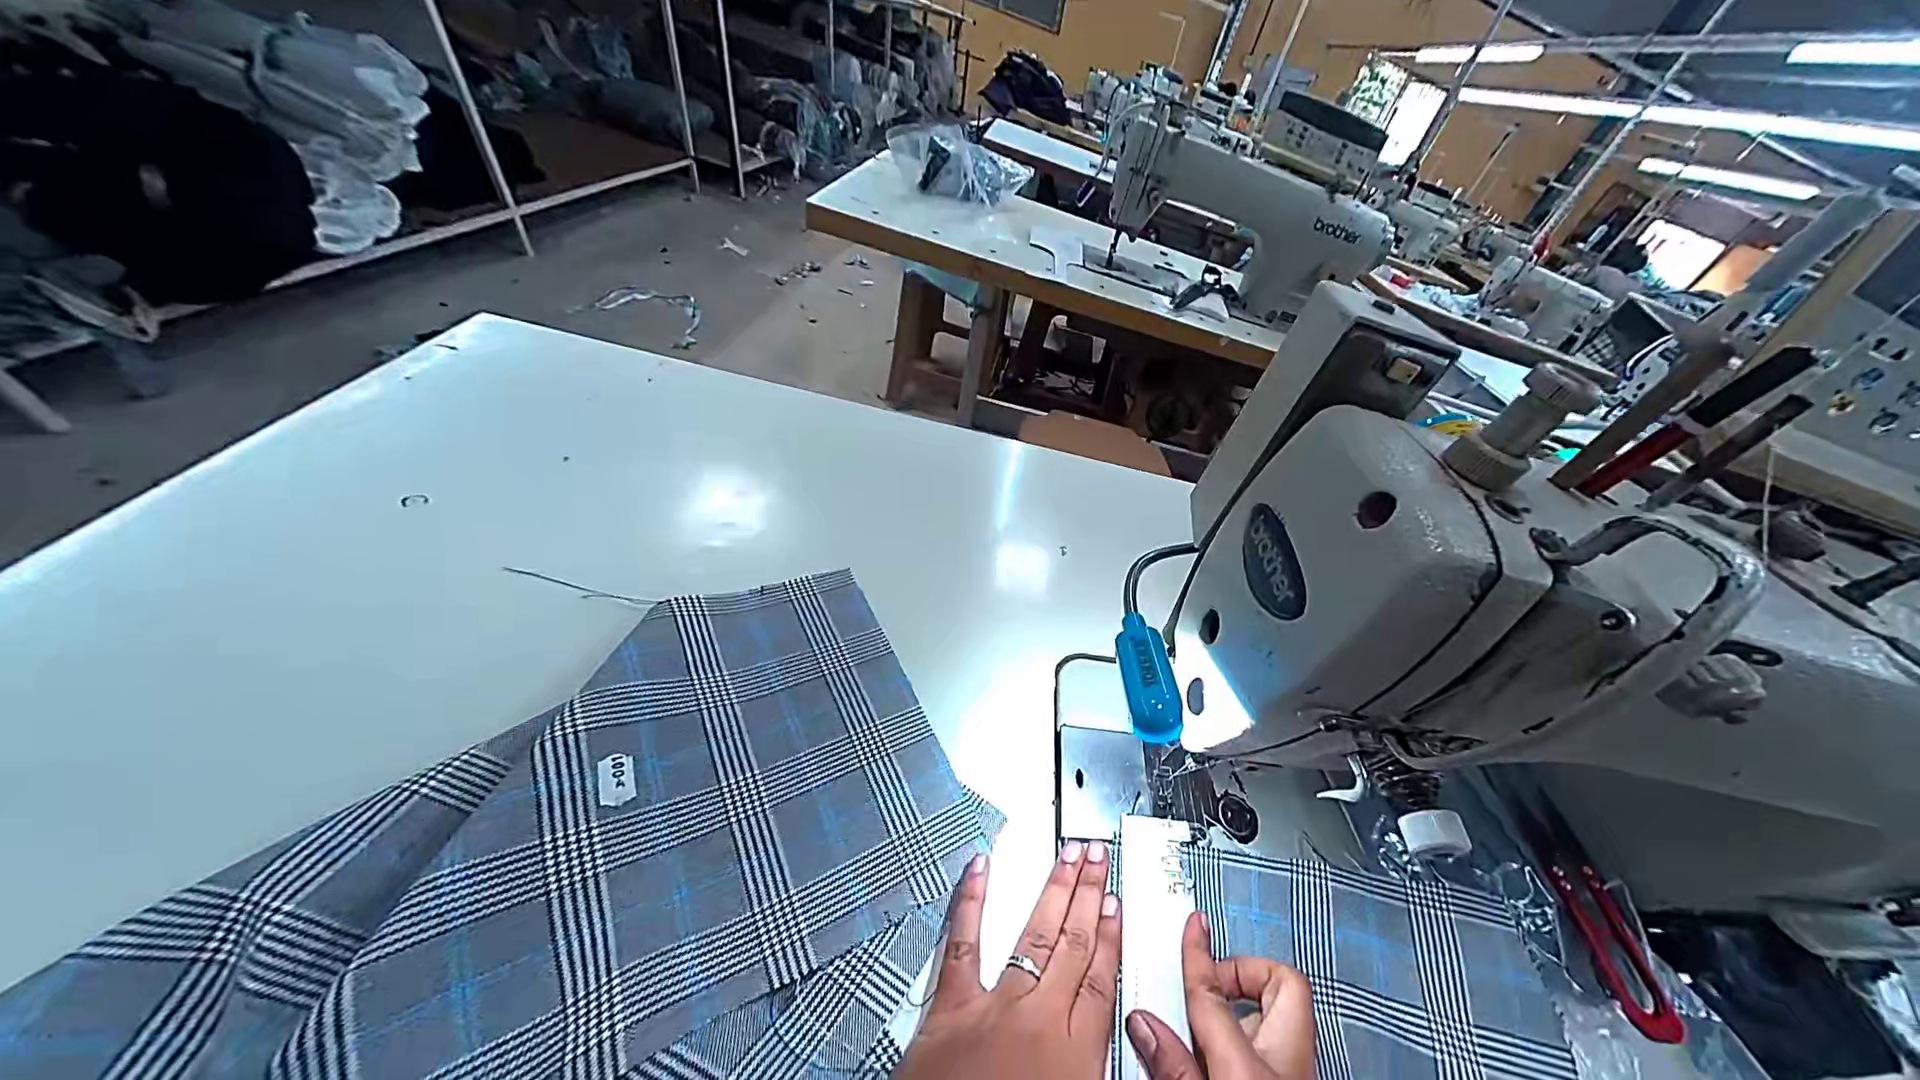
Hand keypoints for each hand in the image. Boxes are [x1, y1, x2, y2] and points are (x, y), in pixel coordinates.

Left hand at [898, 840, 1120, 1079]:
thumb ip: (1095, 1071)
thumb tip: (1128, 1050)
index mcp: (1071, 1058)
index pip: (1101, 982)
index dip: (1110, 938)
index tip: (1115, 905)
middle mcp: (1037, 1022)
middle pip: (1073, 946)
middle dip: (1088, 895)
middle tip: (1097, 858)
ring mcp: (994, 1007)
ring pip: (1033, 936)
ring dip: (1053, 890)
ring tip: (1066, 855)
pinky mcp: (951, 1005)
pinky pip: (962, 941)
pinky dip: (971, 899)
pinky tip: (980, 867)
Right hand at [1126, 911, 1314, 1079]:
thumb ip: (1172, 1064)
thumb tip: (1143, 1023)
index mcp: (1254, 1064)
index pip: (1215, 989)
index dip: (1197, 952)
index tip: (1192, 926)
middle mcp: (1288, 1062)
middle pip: (1280, 983)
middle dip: (1241, 973)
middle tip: (1204, 982)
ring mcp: (1298, 1074)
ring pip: (1280, 1014)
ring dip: (1244, 1007)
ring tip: (1206, 1020)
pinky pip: (1277, 1042)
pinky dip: (1249, 1034)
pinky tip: (1221, 1052)